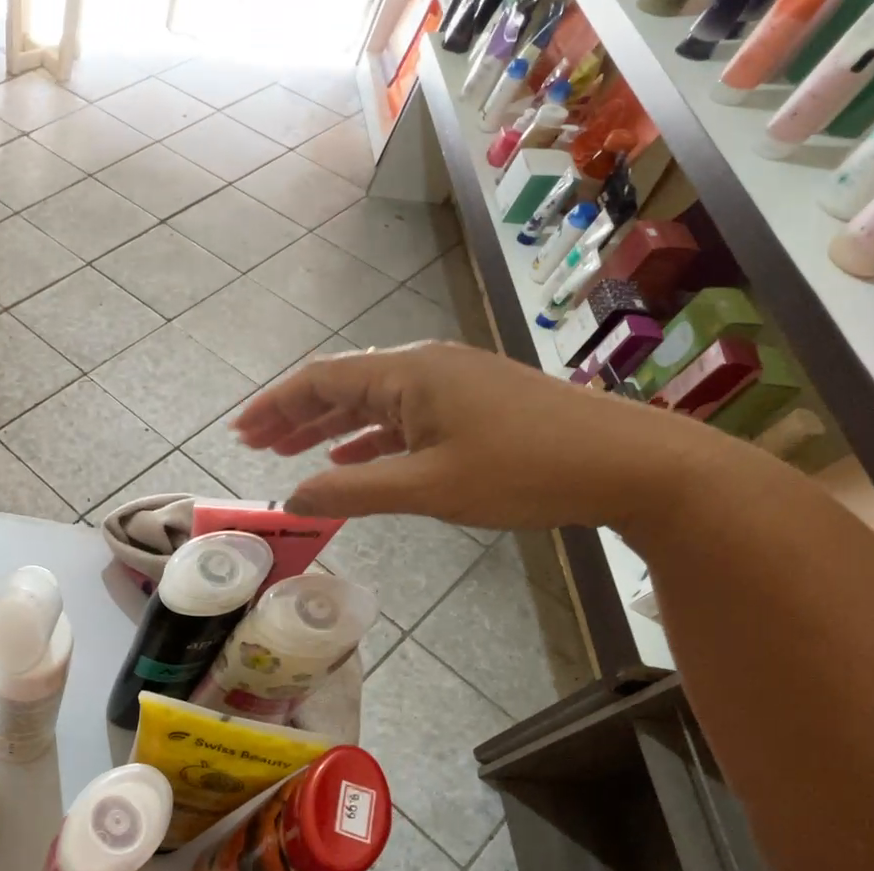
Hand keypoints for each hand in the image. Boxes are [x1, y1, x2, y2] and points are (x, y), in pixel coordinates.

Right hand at [231, 342, 741, 531]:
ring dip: (325, 427)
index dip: (274, 404)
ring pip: (369, 401)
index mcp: (408, 374)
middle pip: (340, 385)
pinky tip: (347, 459)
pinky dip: (365, 437)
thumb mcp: (428, 486)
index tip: (239, 431)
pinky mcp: (472, 406)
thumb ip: (352, 492)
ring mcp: (451, 385)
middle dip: (292, 414)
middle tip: (252, 443)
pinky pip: (400, 416)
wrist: (634, 465)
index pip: (320, 379)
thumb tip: (292, 499)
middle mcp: (424, 368)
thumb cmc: (525, 470)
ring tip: (286, 451)